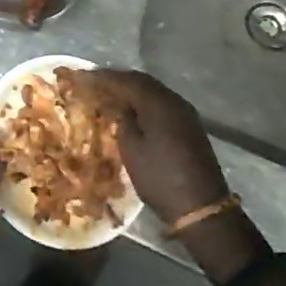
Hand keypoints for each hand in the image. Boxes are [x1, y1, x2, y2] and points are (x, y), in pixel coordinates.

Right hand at [75, 69, 231, 223]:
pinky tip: (133, 110)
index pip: (125, 80)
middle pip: (141, 81)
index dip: (103, 78)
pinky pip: (162, 102)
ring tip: (111, 95)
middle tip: (96, 83)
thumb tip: (118, 105)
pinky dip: (145, 101)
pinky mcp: (189, 125)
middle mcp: (173, 100)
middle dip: (118, 80)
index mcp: (157, 103)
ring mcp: (185, 112)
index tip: (84, 77)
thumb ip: (122, 119)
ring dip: (132, 90)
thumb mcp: (131, 149)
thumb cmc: (160, 178)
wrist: (201, 208)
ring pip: (153, 91)